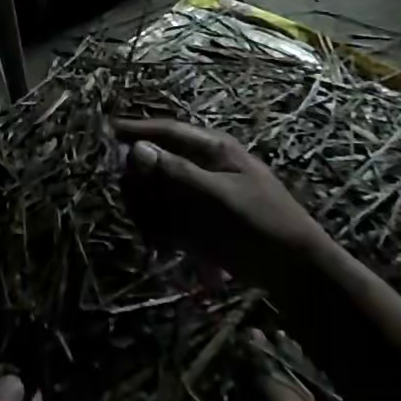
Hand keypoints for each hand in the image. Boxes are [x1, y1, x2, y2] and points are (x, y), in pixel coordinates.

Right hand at [113, 119, 328, 288]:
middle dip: (140, 184)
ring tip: (156, 235)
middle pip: (153, 163)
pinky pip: (163, 219)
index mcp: (212, 150)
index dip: (136, 130)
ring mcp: (196, 195)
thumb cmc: (262, 222)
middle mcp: (200, 167)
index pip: (167, 131)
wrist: (294, 270)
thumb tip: (137, 148)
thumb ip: (178, 173)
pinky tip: (164, 247)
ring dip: (147, 212)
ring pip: (154, 193)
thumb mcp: (220, 195)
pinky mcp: (195, 222)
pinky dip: (157, 231)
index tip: (106, 132)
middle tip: (137, 207)